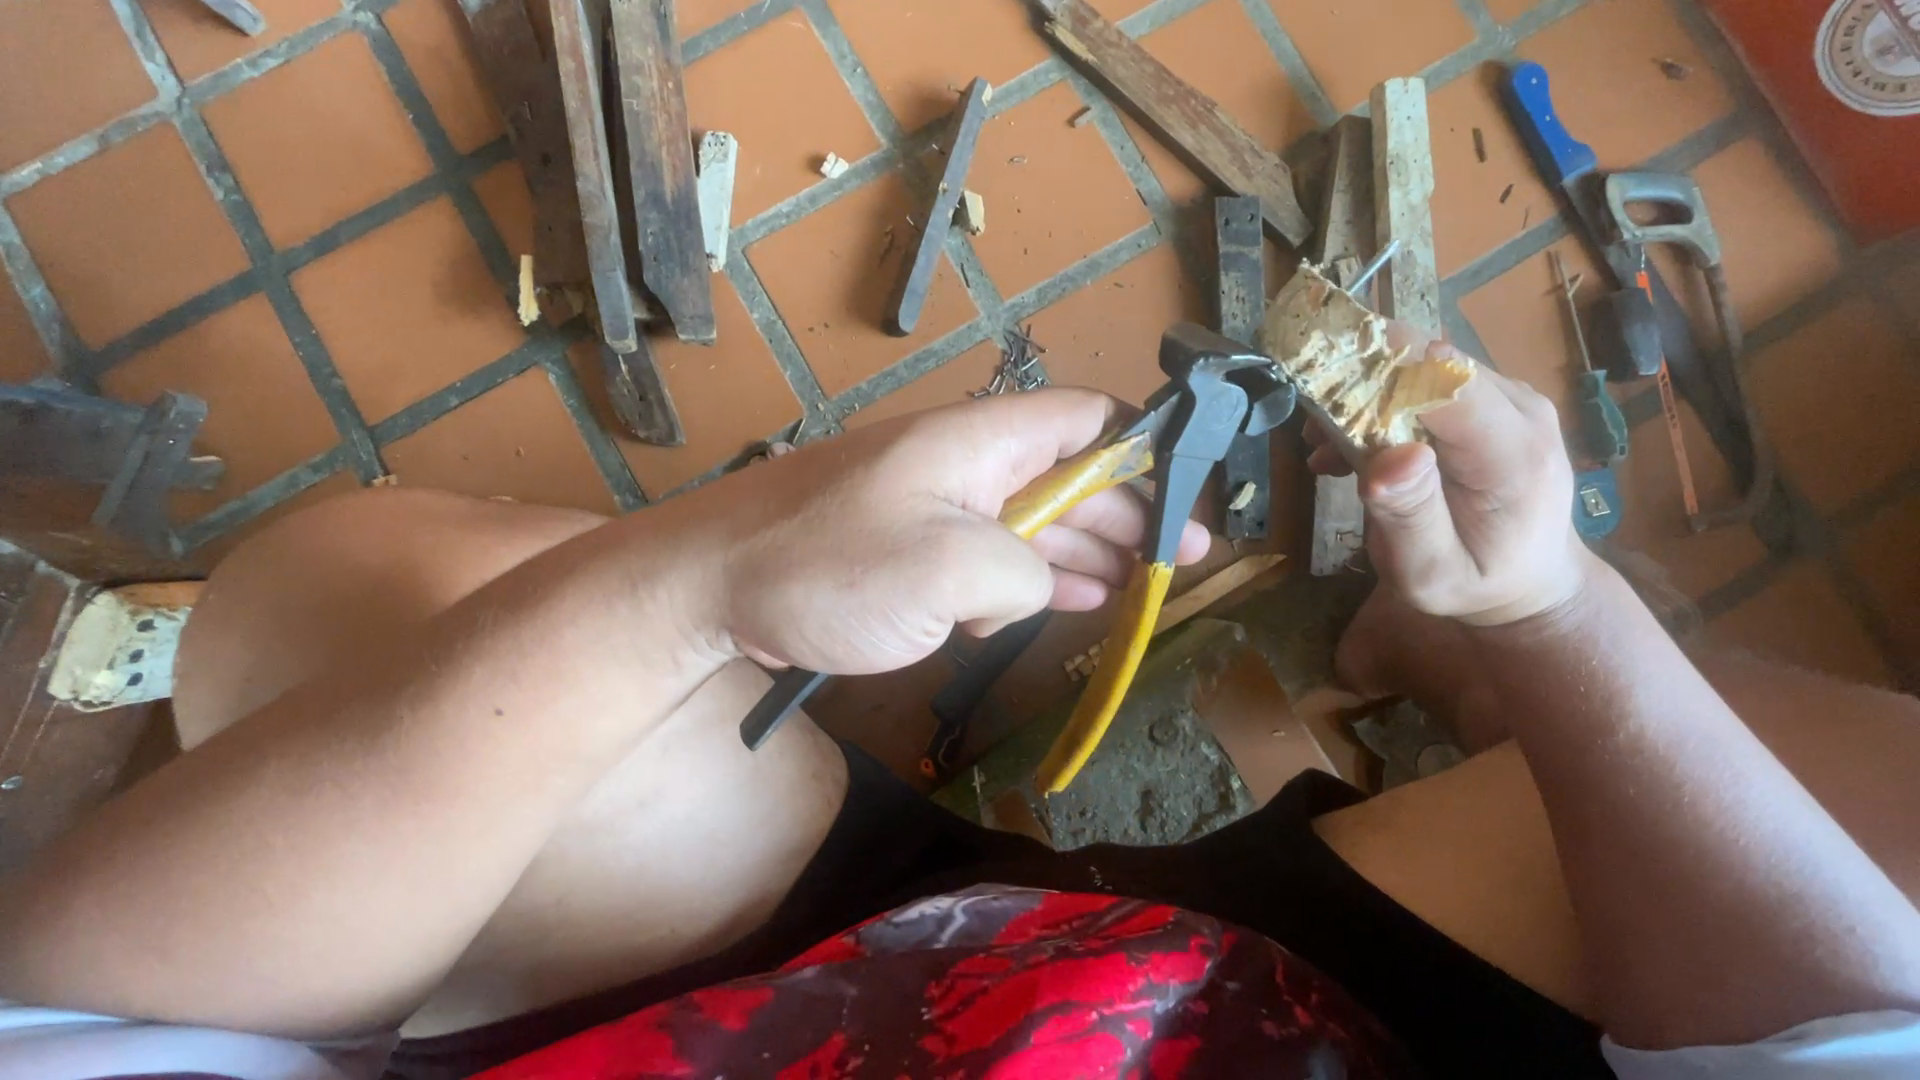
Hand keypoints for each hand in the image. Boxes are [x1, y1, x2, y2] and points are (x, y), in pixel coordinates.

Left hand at [667, 389, 1209, 675]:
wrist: (706, 588)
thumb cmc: (826, 567)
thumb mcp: (949, 572)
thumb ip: (1027, 570)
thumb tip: (1043, 577)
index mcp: (979, 443)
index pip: (1085, 419)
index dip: (1144, 450)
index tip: (1185, 495)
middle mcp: (961, 464)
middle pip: (1067, 475)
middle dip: (1126, 515)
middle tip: (1181, 561)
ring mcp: (930, 508)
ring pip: (1028, 522)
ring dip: (1082, 554)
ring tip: (1135, 586)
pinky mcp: (903, 550)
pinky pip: (984, 558)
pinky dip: (1025, 583)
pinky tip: (1060, 607)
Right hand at [1307, 343, 1591, 625]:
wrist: (1529, 581)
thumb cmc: (1476, 583)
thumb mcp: (1433, 573)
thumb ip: (1411, 518)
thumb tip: (1391, 456)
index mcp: (1511, 454)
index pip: (1442, 380)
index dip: (1378, 376)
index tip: (1321, 397)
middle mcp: (1520, 410)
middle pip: (1427, 364)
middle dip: (1362, 387)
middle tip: (1314, 434)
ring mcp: (1509, 400)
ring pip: (1423, 366)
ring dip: (1366, 397)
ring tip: (1326, 448)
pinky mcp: (1492, 402)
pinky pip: (1429, 381)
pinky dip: (1383, 404)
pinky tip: (1352, 449)